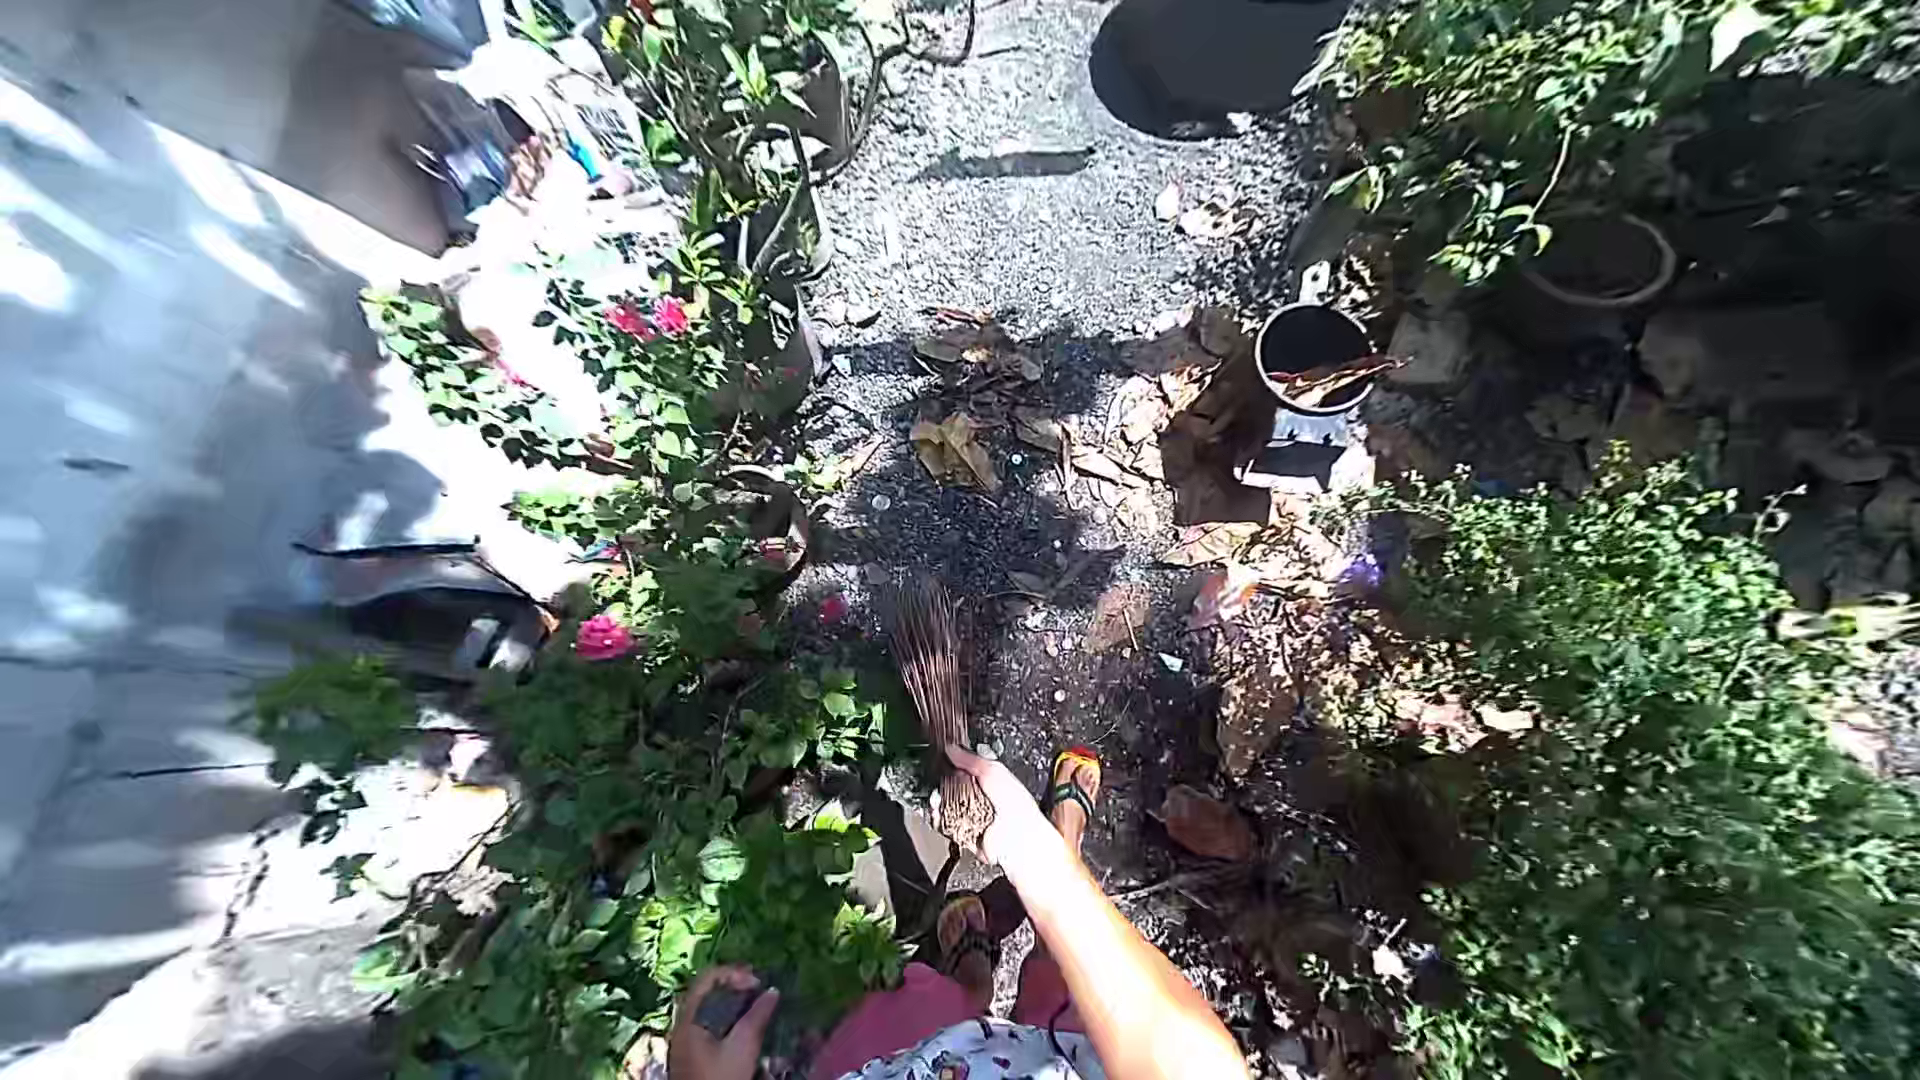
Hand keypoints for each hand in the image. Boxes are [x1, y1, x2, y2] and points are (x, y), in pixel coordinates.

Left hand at [667, 966, 779, 1079]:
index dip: (733, 973)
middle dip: (734, 984)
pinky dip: (726, 1017)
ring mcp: (685, 1042)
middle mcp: (683, 1026)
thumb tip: (772, 992)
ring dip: (731, 1001)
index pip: (708, 978)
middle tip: (757, 987)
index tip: (756, 984)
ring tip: (754, 1003)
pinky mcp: (692, 1056)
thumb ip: (757, 1015)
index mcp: (689, 1020)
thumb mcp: (743, 1047)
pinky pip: (708, 1024)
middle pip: (706, 991)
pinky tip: (743, 1025)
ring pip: (708, 1008)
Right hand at [945, 745, 1066, 877]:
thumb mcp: (993, 771)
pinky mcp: (964, 833)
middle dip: (943, 781)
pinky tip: (937, 811)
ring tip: (936, 796)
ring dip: (939, 800)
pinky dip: (939, 818)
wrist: (1018, 841)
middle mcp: (981, 797)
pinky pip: (946, 824)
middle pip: (953, 785)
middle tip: (937, 777)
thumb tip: (952, 749)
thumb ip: (971, 759)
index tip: (943, 758)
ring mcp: (972, 816)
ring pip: (947, 805)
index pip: (967, 767)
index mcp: (990, 780)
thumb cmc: (1016, 806)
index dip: (954, 762)